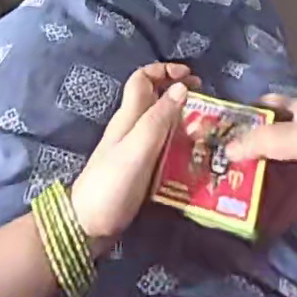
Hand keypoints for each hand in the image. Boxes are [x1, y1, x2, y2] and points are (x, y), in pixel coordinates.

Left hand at [70, 63, 193, 242]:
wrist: (88, 225)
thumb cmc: (112, 183)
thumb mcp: (137, 148)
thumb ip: (158, 118)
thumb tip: (181, 88)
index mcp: (128, 115)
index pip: (142, 78)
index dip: (164, 70)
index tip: (190, 76)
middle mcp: (132, 126)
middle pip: (154, 97)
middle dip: (179, 91)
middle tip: (205, 99)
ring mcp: (135, 148)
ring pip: (161, 121)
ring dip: (183, 116)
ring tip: (207, 126)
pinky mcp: (141, 168)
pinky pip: (164, 144)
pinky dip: (180, 140)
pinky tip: (196, 152)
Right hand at [227, 96, 296, 215]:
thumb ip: (263, 141)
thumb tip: (227, 148)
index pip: (266, 105)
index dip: (244, 113)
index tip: (219, 128)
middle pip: (268, 133)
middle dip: (246, 143)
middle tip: (216, 158)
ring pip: (275, 157)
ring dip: (256, 166)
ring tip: (226, 177)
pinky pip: (286, 178)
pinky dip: (270, 183)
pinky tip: (251, 193)